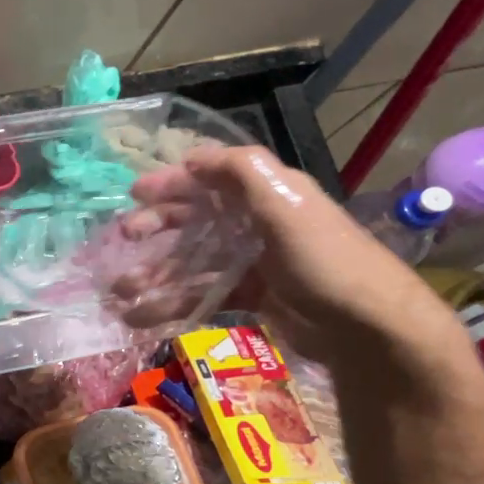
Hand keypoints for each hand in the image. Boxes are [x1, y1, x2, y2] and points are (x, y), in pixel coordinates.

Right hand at [122, 146, 449, 364]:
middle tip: (123, 241)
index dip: (173, 182)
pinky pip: (199, 294)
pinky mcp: (249, 295)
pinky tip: (141, 317)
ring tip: (121, 293)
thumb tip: (193, 157)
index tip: (134, 194)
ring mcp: (253, 262)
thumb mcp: (286, 208)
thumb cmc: (324, 262)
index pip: (213, 178)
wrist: (363, 326)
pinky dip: (169, 304)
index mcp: (269, 195)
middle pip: (196, 219)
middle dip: (155, 229)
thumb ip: (243, 174)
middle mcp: (259, 223)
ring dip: (153, 274)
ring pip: (191, 262)